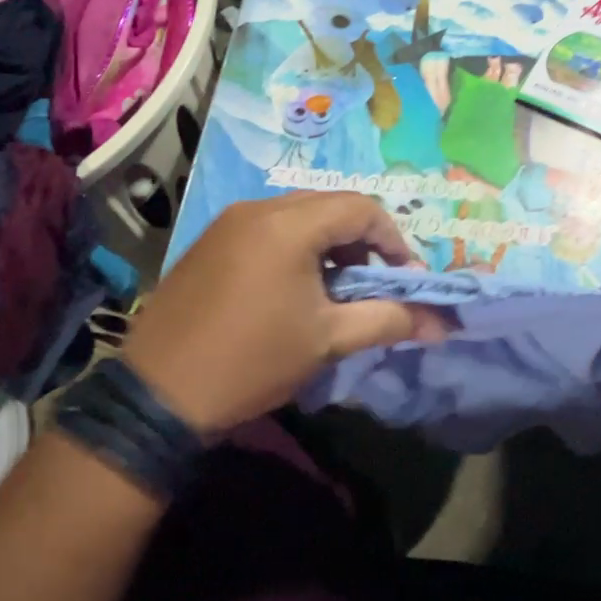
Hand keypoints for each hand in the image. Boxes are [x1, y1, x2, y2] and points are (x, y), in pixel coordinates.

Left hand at [119, 192, 432, 434]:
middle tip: (374, 284)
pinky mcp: (210, 242)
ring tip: (336, 291)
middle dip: (363, 241)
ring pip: (298, 215)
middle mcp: (258, 209)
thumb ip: (389, 320)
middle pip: (330, 206)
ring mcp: (228, 223)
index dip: (394, 241)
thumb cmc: (252, 361)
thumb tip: (442, 322)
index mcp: (289, 224)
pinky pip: (268, 228)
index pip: (362, 209)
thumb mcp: (328, 341)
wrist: (158, 395)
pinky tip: (295, 291)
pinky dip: (296, 248)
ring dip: (329, 244)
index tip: (405, 280)